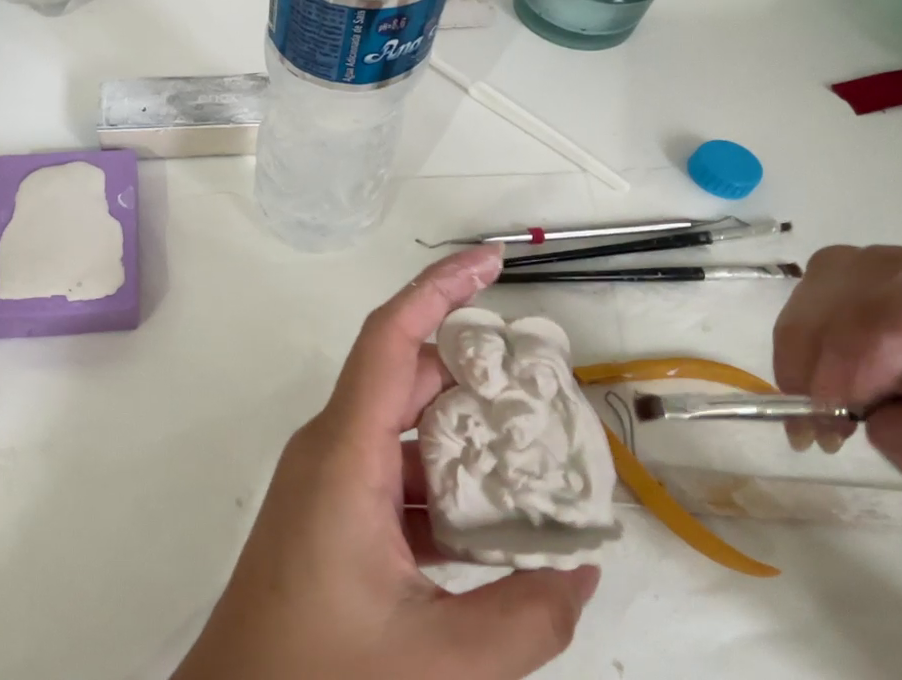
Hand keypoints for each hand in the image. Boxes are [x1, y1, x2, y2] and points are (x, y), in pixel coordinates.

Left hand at [172, 247, 597, 679]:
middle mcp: (331, 448)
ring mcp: (327, 480)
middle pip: (406, 378)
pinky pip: (394, 472)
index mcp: (344, 453)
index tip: (491, 261)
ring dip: (464, 432)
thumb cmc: (320, 668)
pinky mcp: (329, 511)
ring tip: (538, 449)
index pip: (391, 339)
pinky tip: (495, 519)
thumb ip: (525, 619)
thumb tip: (581, 574)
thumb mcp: (438, 656)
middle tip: (546, 380)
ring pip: (403, 429)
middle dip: (473, 368)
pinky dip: (443, 480)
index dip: (440, 289)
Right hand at [773, 242, 901, 679]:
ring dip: (815, 340)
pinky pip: (852, 331)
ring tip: (810, 415)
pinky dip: (815, 363)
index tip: (838, 393)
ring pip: (866, 284)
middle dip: (839, 327)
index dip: (897, 317)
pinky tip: (820, 419)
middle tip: (808, 405)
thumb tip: (888, 418)